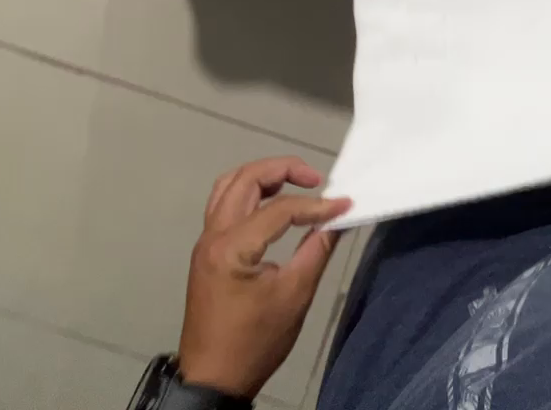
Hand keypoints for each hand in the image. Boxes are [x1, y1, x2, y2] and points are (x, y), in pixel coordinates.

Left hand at [178, 157, 351, 396]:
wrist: (213, 381)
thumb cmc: (255, 341)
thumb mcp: (295, 296)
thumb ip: (317, 249)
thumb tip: (339, 218)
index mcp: (232, 248)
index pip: (280, 209)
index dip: (316, 205)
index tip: (345, 206)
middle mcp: (213, 236)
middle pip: (246, 179)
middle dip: (283, 169)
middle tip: (315, 179)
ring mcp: (206, 242)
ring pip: (230, 185)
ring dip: (263, 175)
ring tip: (295, 183)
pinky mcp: (207, 251)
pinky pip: (225, 203)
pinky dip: (250, 191)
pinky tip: (274, 203)